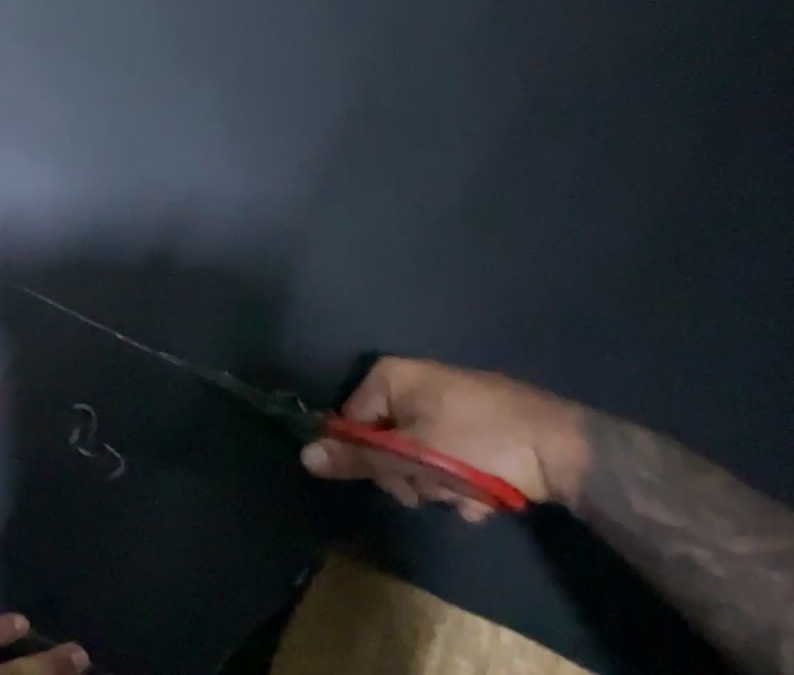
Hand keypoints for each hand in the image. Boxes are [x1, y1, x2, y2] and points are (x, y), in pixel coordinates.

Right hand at [300, 357, 589, 521]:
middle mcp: (415, 378)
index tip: (401, 484)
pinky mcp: (485, 417)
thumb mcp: (411, 456)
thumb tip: (304, 457)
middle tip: (437, 493)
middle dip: (410, 475)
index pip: (352, 422)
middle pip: (387, 438)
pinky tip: (487, 497)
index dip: (370, 459)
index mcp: (390, 376)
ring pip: (422, 450)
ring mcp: (452, 396)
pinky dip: (464, 477)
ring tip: (471, 497)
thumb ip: (358, 458)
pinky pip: (454, 450)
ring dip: (440, 483)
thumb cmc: (478, 445)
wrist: (571, 450)